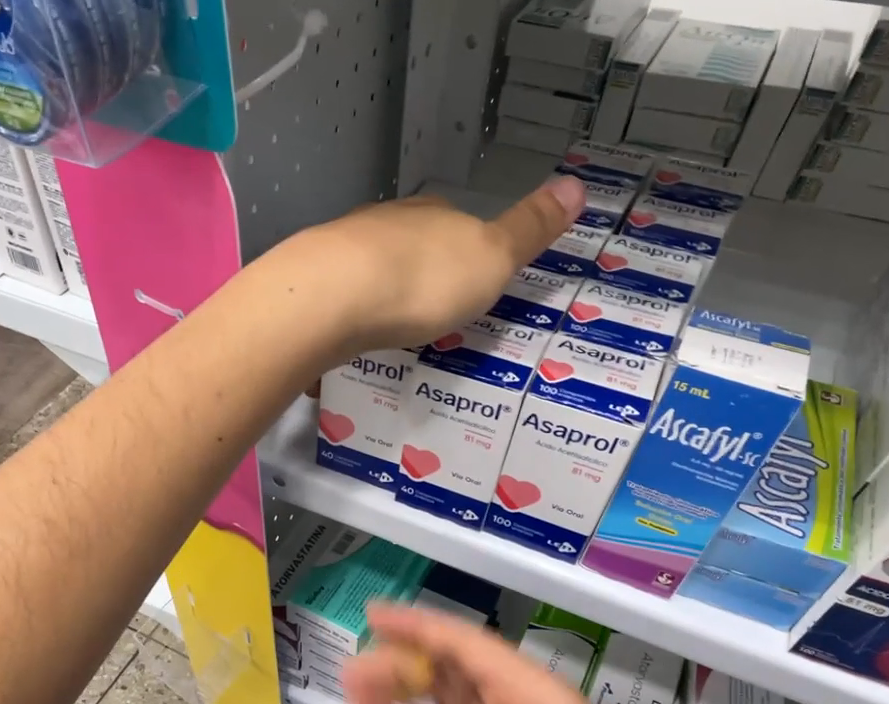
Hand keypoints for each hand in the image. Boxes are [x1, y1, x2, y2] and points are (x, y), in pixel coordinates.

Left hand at [275, 176, 584, 356]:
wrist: (334, 297)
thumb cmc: (425, 281)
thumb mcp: (494, 259)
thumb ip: (530, 229)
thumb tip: (577, 183)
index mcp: (434, 216)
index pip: (456, 224)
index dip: (465, 252)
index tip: (467, 284)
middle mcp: (386, 224)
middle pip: (410, 246)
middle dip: (419, 274)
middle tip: (428, 314)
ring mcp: (342, 250)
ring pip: (369, 269)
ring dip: (379, 293)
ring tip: (388, 330)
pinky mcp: (311, 284)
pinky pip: (337, 298)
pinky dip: (347, 314)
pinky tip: (350, 335)